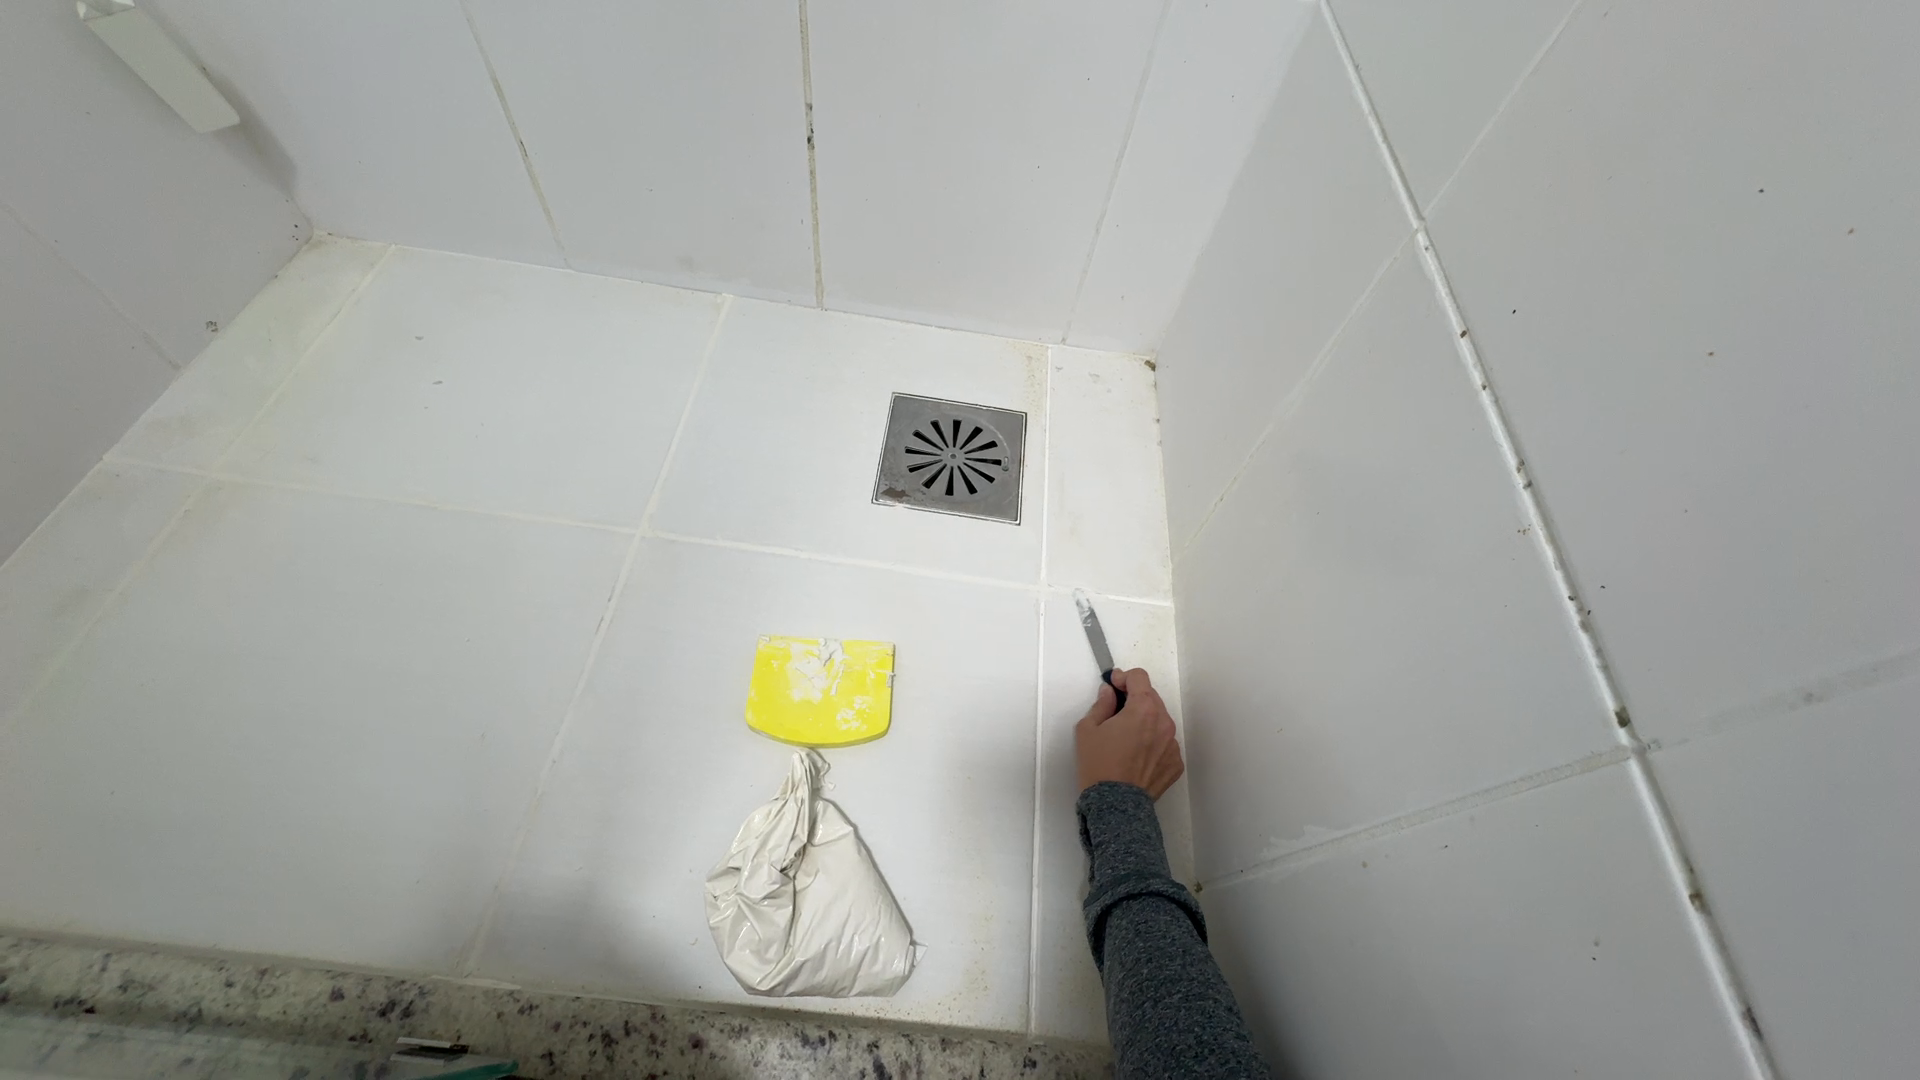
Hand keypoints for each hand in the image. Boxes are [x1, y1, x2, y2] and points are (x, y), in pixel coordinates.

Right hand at [1075, 668, 1184, 798]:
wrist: (1115, 805)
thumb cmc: (1098, 764)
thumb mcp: (1087, 729)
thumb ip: (1101, 704)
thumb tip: (1109, 694)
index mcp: (1143, 709)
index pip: (1139, 677)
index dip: (1124, 677)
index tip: (1113, 685)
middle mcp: (1163, 723)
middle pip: (1151, 697)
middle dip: (1134, 698)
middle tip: (1116, 710)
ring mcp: (1172, 744)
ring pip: (1159, 720)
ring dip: (1145, 720)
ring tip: (1127, 736)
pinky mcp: (1175, 763)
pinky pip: (1164, 743)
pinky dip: (1153, 742)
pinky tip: (1137, 755)